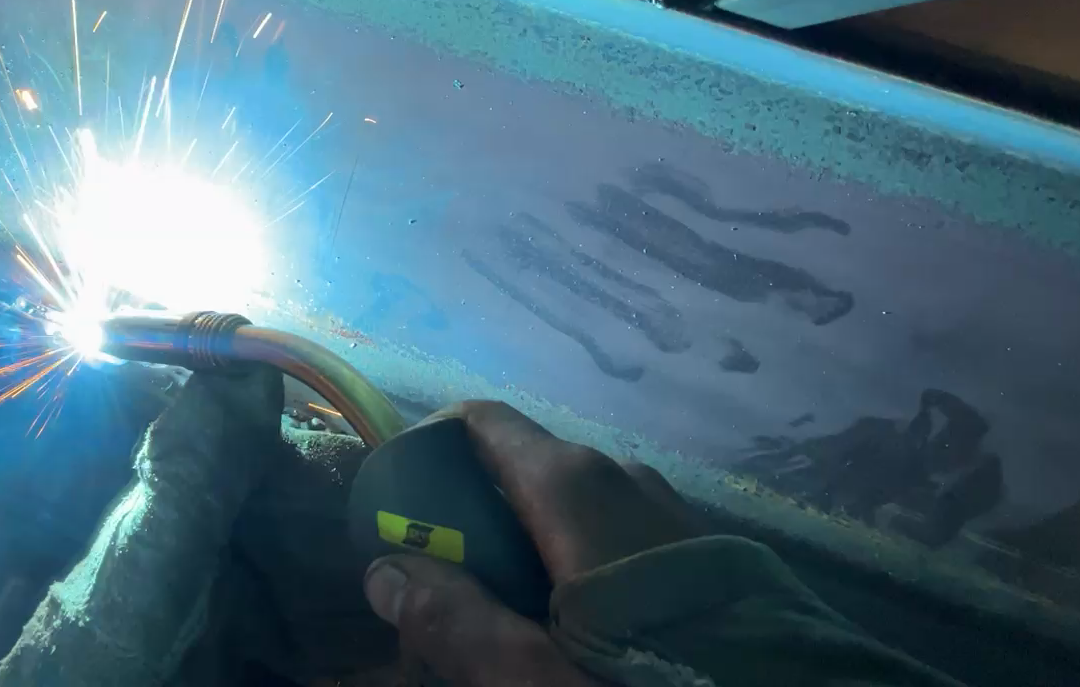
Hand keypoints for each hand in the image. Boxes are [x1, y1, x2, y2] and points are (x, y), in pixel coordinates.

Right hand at [362, 401, 700, 684]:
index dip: (429, 448)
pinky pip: (608, 530)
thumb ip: (455, 622)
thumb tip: (383, 573)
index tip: (401, 504)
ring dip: (518, 542)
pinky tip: (574, 625)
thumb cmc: (658, 685)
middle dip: (466, 514)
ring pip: (563, 502)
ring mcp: (663, 507)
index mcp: (573, 483)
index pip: (480, 420)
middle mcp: (618, 475)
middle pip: (515, 465)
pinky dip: (567, 558)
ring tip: (503, 612)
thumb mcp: (541, 680)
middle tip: (442, 579)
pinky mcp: (696, 547)